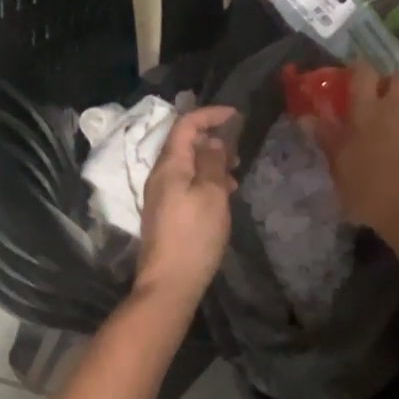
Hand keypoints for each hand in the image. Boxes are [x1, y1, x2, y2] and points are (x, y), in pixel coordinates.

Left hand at [136, 104, 237, 304]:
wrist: (168, 284)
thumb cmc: (194, 236)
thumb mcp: (211, 194)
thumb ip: (212, 162)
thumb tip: (213, 141)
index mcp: (169, 164)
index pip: (186, 124)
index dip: (210, 114)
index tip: (235, 115)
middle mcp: (160, 175)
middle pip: (184, 143)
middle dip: (212, 139)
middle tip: (238, 151)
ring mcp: (160, 195)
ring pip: (187, 165)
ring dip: (211, 162)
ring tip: (235, 176)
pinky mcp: (165, 213)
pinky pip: (186, 183)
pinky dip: (205, 181)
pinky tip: (223, 197)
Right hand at [306, 64, 398, 241]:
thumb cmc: (371, 190)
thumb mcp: (340, 167)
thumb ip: (327, 139)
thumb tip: (306, 118)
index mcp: (367, 110)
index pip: (364, 72)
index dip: (359, 69)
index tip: (351, 77)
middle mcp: (396, 110)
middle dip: (394, 82)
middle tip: (382, 98)